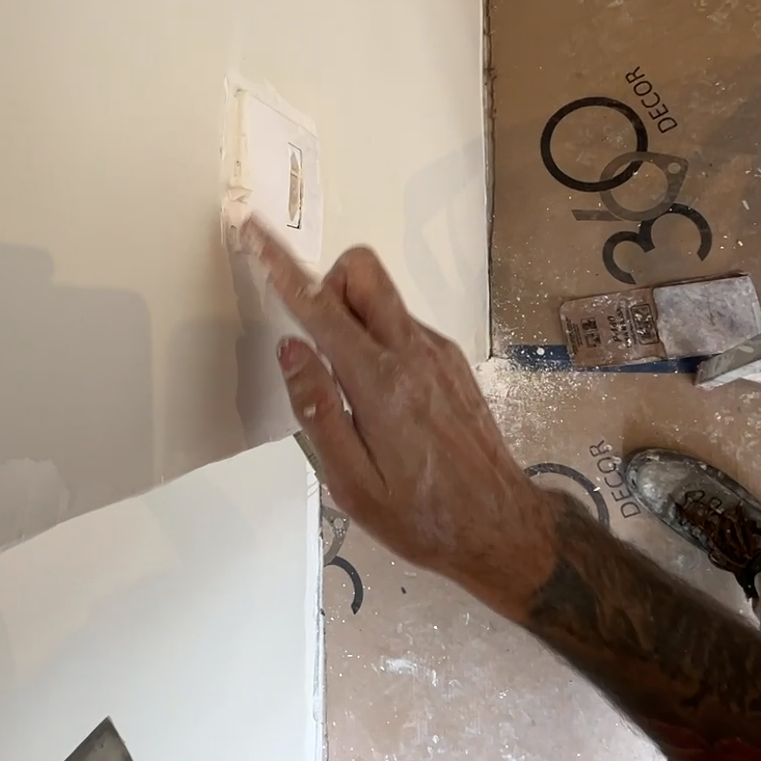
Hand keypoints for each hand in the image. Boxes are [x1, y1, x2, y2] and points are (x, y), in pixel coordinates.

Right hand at [240, 216, 561, 614]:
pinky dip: (376, 335)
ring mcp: (436, 350)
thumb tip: (290, 347)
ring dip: (351, 314)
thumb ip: (317, 409)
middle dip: (327, 282)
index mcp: (380, 382)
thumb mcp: (351, 482)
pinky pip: (400, 320)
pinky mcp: (450, 358)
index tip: (257, 232)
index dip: (282, 267)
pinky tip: (381, 393)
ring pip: (381, 294)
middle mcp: (412, 350)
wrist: (503, 528)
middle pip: (363, 270)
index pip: (320, 307)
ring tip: (350, 384)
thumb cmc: (419, 516)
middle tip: (318, 340)